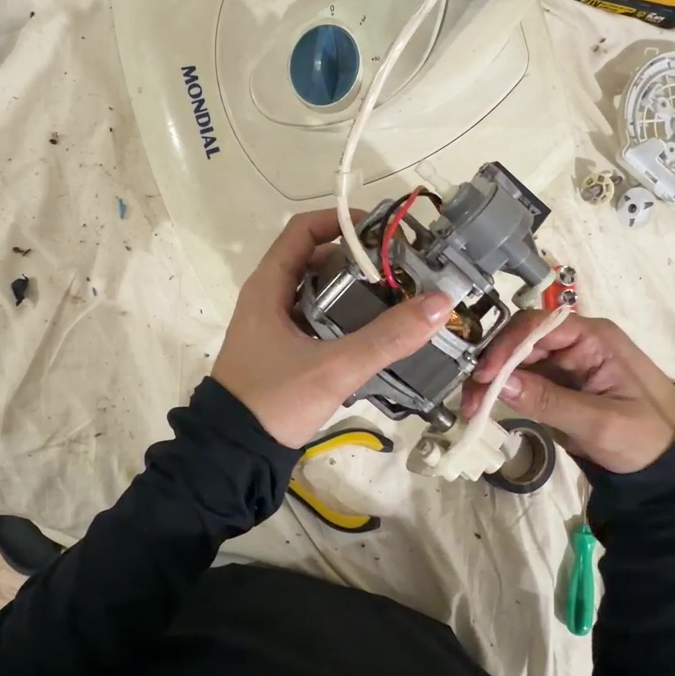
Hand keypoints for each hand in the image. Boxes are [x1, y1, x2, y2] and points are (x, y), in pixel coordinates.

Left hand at [213, 209, 453, 448]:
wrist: (234, 454)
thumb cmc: (274, 400)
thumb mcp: (333, 368)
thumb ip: (386, 338)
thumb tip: (439, 303)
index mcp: (268, 287)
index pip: (303, 230)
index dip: (341, 221)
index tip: (383, 231)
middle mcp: (268, 299)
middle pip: (316, 261)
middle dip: (358, 261)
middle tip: (402, 270)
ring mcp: (274, 327)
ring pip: (319, 294)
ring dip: (355, 293)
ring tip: (398, 300)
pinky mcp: (282, 352)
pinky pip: (318, 322)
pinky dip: (345, 320)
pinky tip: (376, 336)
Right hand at [461, 311, 674, 473]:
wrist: (671, 464)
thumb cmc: (647, 437)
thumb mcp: (601, 423)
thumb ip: (550, 401)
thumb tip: (498, 385)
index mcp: (594, 338)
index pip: (538, 327)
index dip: (506, 347)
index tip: (483, 376)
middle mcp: (576, 343)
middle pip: (520, 341)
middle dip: (492, 366)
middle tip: (469, 399)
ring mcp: (566, 364)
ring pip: (516, 361)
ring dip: (491, 382)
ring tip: (472, 408)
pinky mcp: (558, 385)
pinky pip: (522, 381)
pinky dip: (501, 393)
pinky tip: (483, 408)